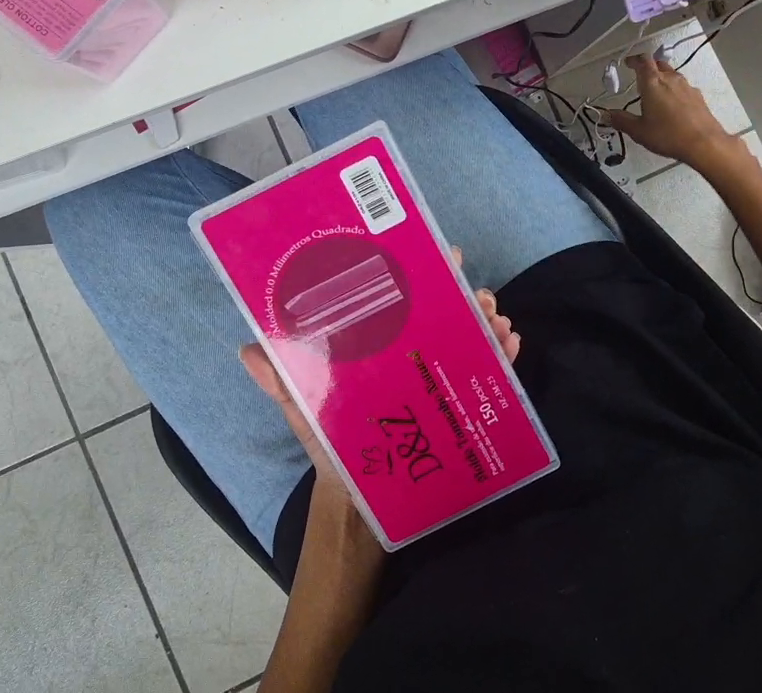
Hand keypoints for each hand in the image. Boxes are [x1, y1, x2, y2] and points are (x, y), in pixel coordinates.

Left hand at [240, 246, 518, 480]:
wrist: (360, 504)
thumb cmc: (333, 449)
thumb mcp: (306, 411)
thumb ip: (283, 381)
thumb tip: (249, 348)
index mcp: (380, 347)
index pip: (404, 300)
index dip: (427, 274)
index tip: (448, 256)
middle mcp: (413, 355)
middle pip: (446, 314)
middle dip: (467, 297)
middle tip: (481, 297)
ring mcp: (438, 379)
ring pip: (471, 339)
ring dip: (488, 323)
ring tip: (499, 322)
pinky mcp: (458, 407)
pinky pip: (486, 376)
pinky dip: (502, 357)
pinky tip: (512, 346)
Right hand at [604, 54, 740, 168]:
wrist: (703, 143)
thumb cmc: (668, 135)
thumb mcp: (639, 131)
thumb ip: (621, 120)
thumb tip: (606, 115)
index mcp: (652, 83)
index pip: (642, 61)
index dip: (634, 60)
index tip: (629, 63)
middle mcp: (670, 79)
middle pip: (658, 64)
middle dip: (648, 67)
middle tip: (640, 76)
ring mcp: (687, 86)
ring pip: (672, 74)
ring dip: (663, 78)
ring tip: (656, 92)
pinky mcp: (698, 96)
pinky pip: (683, 87)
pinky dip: (675, 90)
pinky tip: (673, 105)